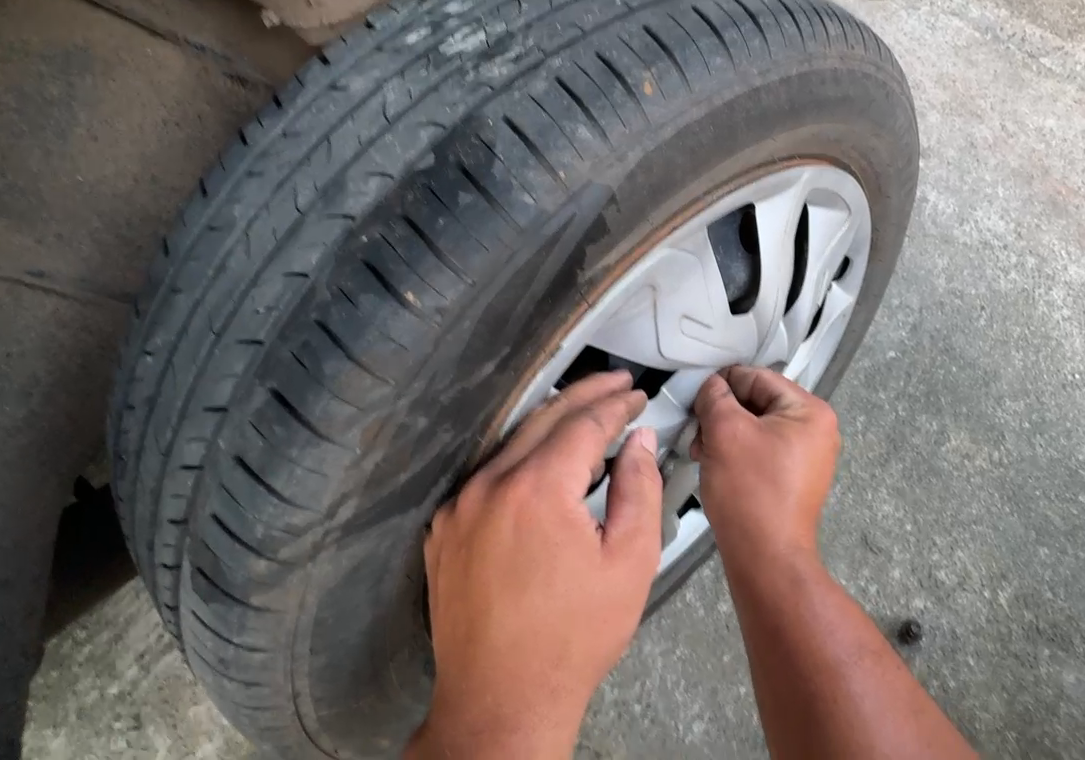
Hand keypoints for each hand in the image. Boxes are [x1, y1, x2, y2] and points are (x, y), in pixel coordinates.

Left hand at [410, 372, 662, 759]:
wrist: (501, 701)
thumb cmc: (572, 639)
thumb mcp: (630, 561)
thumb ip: (639, 488)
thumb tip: (638, 442)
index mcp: (537, 490)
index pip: (584, 423)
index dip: (616, 404)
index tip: (637, 396)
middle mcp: (490, 487)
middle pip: (545, 418)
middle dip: (586, 394)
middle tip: (617, 383)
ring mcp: (460, 508)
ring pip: (513, 442)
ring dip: (553, 423)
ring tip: (588, 414)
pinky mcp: (445, 531)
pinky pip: (488, 475)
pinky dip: (521, 459)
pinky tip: (545, 464)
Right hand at [692, 366, 840, 563]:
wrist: (767, 559)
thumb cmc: (750, 489)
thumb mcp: (725, 432)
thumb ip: (715, 397)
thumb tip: (712, 385)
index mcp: (811, 410)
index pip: (758, 378)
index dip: (722, 383)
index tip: (694, 398)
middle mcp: (817, 429)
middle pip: (758, 402)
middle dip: (722, 414)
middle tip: (696, 433)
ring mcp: (808, 456)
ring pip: (756, 427)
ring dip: (725, 434)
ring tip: (701, 452)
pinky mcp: (795, 478)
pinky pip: (762, 450)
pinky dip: (736, 452)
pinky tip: (715, 465)